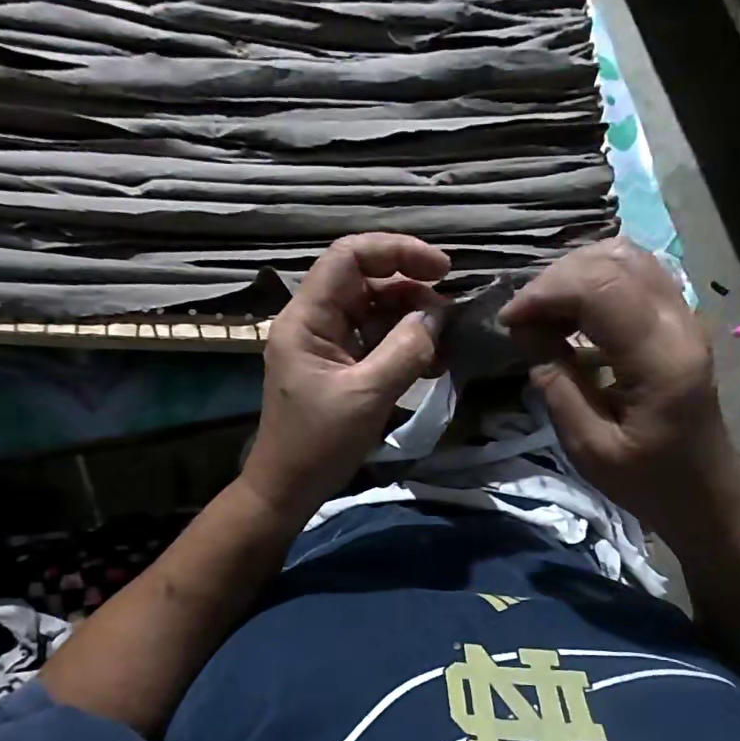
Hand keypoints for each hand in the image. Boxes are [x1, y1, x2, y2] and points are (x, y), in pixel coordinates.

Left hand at [240, 233, 449, 514]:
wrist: (288, 489)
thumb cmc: (318, 443)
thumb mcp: (367, 396)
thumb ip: (405, 351)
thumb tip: (439, 315)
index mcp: (307, 318)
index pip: (349, 257)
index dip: (396, 252)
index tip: (442, 268)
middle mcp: (315, 321)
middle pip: (366, 281)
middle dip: (412, 289)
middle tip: (451, 314)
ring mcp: (328, 344)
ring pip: (376, 311)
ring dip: (413, 319)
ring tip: (447, 340)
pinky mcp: (341, 367)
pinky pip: (377, 340)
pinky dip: (405, 345)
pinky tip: (433, 362)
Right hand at [499, 238, 739, 536]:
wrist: (704, 492)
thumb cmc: (648, 481)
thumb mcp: (589, 448)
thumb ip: (556, 384)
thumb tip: (525, 329)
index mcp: (661, 358)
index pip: (601, 287)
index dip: (545, 292)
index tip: (509, 321)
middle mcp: (679, 322)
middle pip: (612, 261)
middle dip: (555, 280)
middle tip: (523, 319)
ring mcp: (685, 315)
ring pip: (626, 256)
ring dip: (575, 274)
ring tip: (544, 313)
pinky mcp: (679, 319)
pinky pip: (636, 273)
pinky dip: (595, 279)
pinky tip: (572, 311)